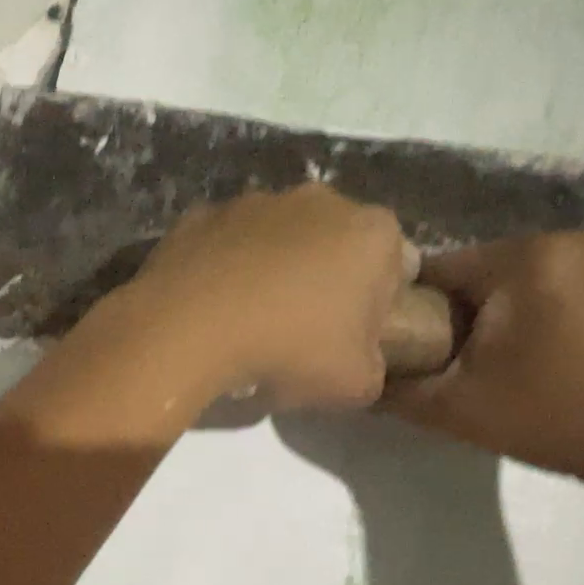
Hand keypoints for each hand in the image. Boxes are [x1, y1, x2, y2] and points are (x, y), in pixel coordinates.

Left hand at [95, 184, 408, 409]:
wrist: (187, 331)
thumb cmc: (286, 350)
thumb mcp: (356, 384)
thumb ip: (374, 365)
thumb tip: (360, 358)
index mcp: (373, 232)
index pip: (396, 265)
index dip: (377, 302)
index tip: (349, 335)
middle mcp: (319, 200)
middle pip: (333, 242)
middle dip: (322, 277)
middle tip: (296, 328)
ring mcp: (253, 201)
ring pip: (274, 235)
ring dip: (268, 266)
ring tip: (243, 317)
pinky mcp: (200, 215)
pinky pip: (221, 242)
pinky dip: (219, 265)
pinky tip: (206, 303)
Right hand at [385, 224, 583, 499]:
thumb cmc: (568, 424)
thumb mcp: (458, 413)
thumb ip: (395, 389)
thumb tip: (360, 374)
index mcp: (531, 258)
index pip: (448, 270)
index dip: (432, 311)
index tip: (439, 352)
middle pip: (512, 269)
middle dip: (498, 310)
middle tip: (504, 368)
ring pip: (572, 273)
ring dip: (556, 307)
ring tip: (567, 364)